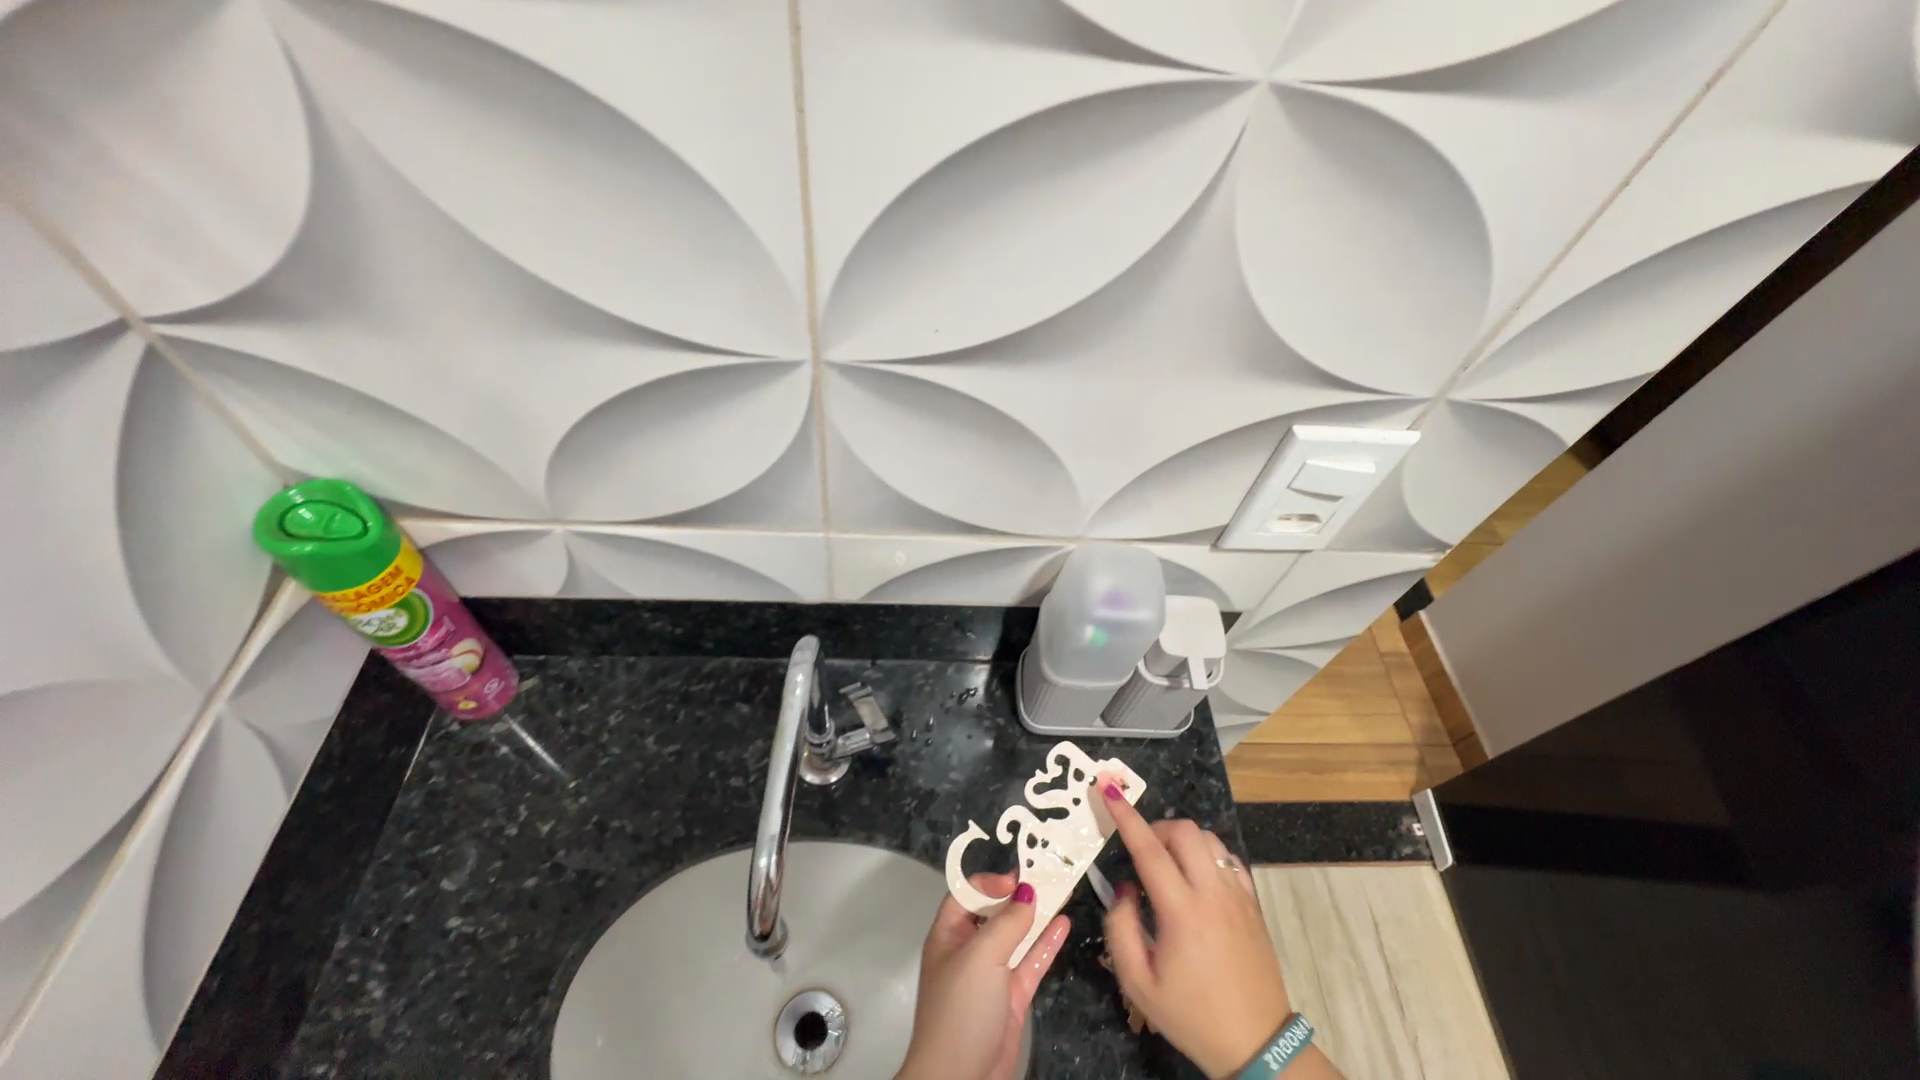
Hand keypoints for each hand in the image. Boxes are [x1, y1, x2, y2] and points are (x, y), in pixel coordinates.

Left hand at [897, 872, 1070, 1079]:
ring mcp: (991, 975)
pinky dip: (1046, 943)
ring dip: (1035, 915)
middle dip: (1016, 894)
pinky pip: (1030, 962)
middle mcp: (968, 951)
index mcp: (948, 936)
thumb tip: (1026, 892)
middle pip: (993, 913)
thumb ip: (1006, 923)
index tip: (1018, 877)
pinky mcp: (1011, 998)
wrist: (960, 1079)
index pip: (966, 895)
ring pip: (1015, 936)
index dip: (989, 882)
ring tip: (1061, 890)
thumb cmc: (961, 1008)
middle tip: (1046, 875)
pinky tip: (1063, 924)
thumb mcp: (980, 957)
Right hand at [1098, 779, 1301, 1079]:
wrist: (1256, 1043)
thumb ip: (1120, 926)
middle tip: (1140, 851)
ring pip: (1210, 840)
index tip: (1108, 790)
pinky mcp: (1253, 905)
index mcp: (1182, 912)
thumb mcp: (1137, 981)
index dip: (1125, 817)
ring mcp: (1239, 897)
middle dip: (1156, 827)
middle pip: (1186, 831)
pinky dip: (1206, 856)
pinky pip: (1228, 860)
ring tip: (1165, 865)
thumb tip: (1125, 888)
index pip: (1149, 849)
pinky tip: (1195, 879)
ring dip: (1182, 840)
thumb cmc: (1190, 1015)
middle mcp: (1213, 894)